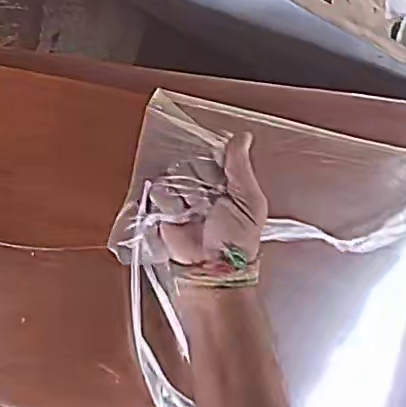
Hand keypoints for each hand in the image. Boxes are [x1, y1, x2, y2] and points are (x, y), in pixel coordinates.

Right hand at [154, 132, 267, 286]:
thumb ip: (241, 167)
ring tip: (194, 210)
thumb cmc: (237, 240)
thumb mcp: (248, 200)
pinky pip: (157, 193)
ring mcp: (181, 200)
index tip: (217, 173)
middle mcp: (201, 189)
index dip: (212, 162)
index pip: (212, 157)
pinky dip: (166, 202)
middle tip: (206, 197)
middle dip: (196, 178)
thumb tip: (243, 137)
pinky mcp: (163, 211)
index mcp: (224, 184)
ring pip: (172, 176)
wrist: (212, 269)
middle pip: (189, 164)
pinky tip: (179, 214)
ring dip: (182, 192)